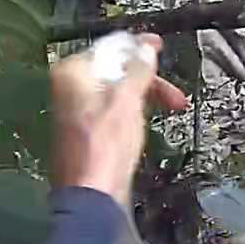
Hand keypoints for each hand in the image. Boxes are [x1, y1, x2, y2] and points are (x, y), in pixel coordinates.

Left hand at [50, 34, 189, 205]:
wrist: (93, 196)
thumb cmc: (107, 145)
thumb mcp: (128, 100)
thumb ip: (139, 70)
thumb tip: (146, 47)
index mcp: (72, 74)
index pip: (110, 48)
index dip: (138, 49)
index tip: (159, 47)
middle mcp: (69, 90)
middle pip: (115, 73)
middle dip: (148, 81)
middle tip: (175, 95)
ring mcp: (77, 113)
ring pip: (116, 94)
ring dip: (145, 98)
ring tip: (171, 110)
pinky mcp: (86, 134)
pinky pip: (112, 113)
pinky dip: (131, 114)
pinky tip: (146, 124)